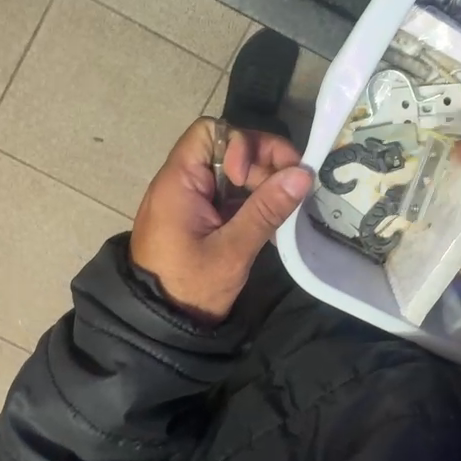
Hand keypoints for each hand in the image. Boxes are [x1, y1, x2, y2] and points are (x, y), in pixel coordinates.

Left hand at [131, 119, 313, 322]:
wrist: (157, 328)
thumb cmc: (188, 287)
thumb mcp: (232, 250)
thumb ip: (266, 209)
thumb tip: (303, 173)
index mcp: (179, 181)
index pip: (211, 131)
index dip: (241, 144)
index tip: (258, 175)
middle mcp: (182, 182)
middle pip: (225, 147)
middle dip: (260, 163)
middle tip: (286, 190)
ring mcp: (190, 200)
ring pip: (230, 171)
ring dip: (259, 183)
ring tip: (281, 209)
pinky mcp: (198, 217)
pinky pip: (227, 194)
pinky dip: (250, 201)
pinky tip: (270, 219)